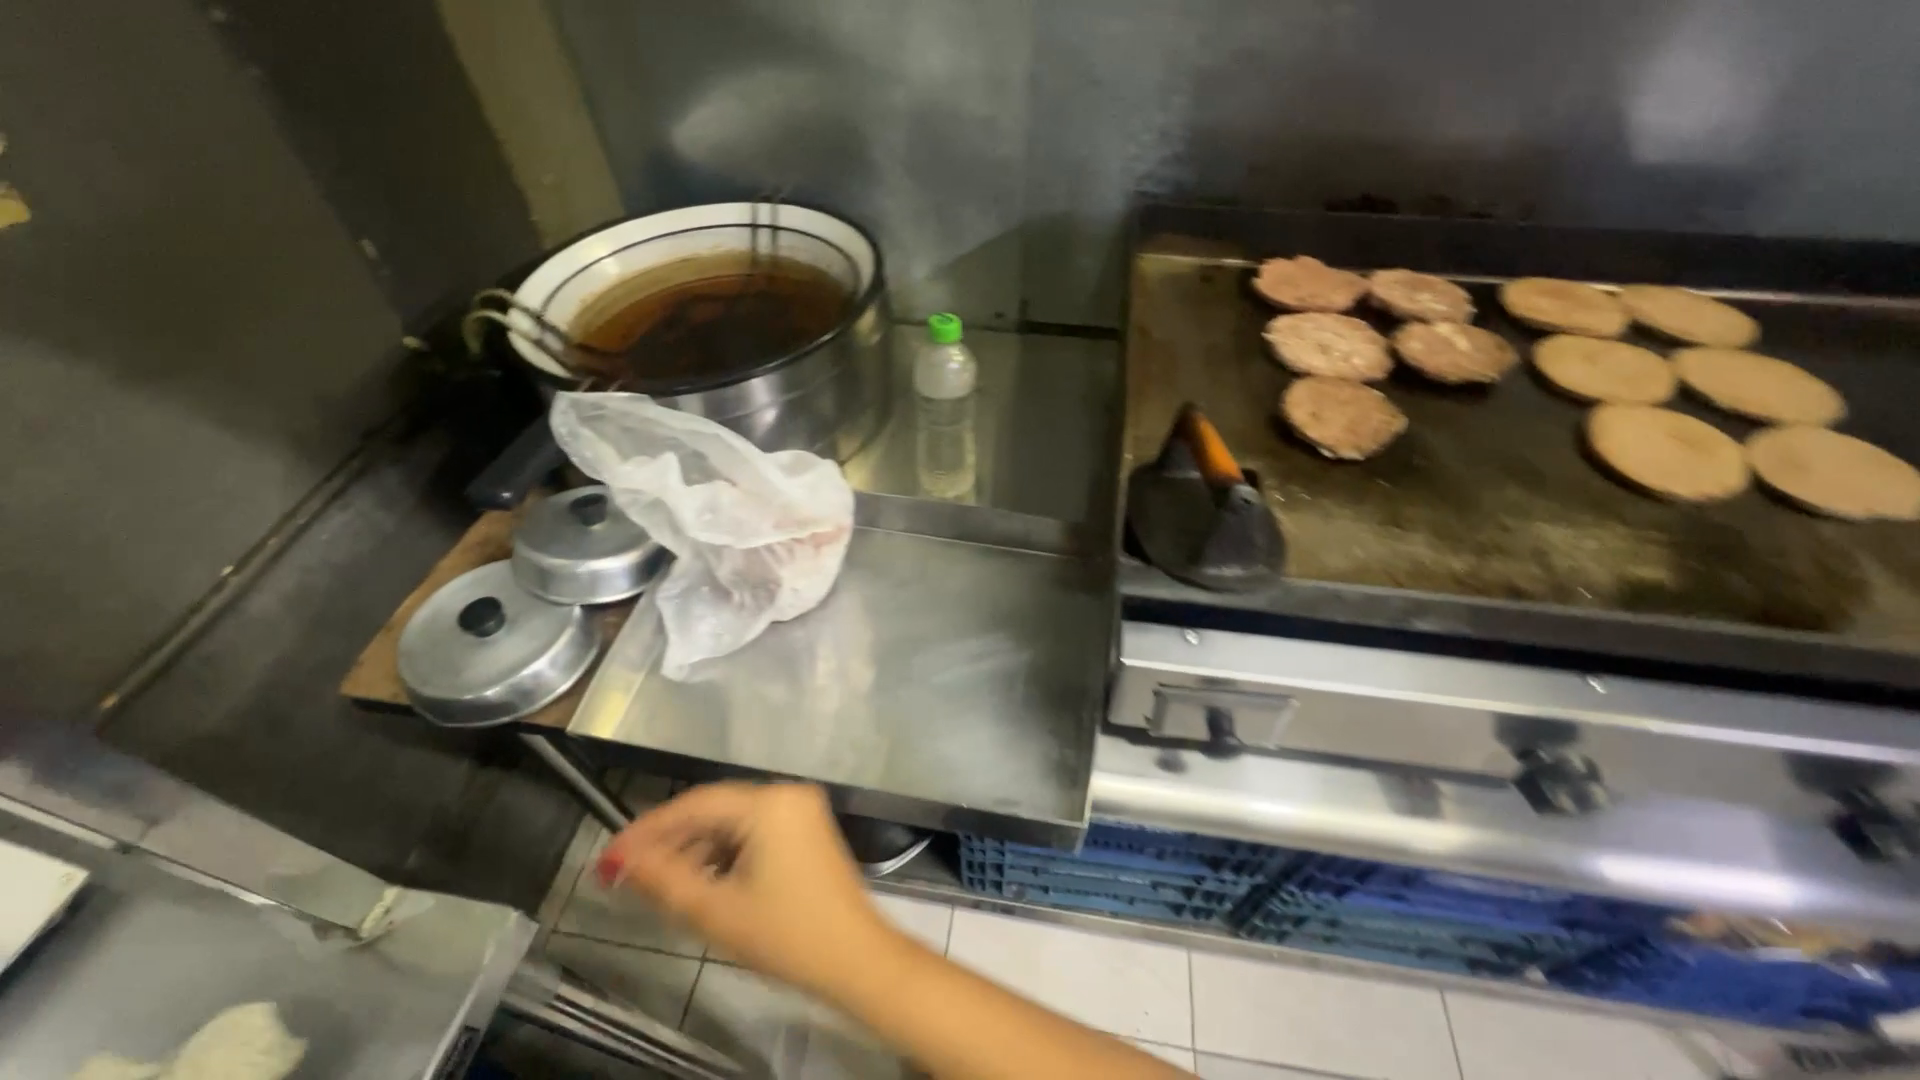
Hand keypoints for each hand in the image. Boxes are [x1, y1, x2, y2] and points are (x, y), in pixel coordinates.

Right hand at [596, 782, 900, 997]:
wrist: (856, 959)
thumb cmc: (787, 934)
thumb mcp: (716, 910)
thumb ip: (663, 880)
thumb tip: (620, 861)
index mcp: (769, 803)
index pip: (694, 804)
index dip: (647, 830)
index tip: (609, 856)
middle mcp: (787, 795)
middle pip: (714, 810)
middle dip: (670, 842)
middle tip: (627, 873)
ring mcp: (802, 811)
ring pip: (733, 822)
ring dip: (697, 850)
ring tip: (660, 884)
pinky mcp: (808, 830)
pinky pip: (754, 831)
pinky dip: (726, 853)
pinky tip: (702, 881)